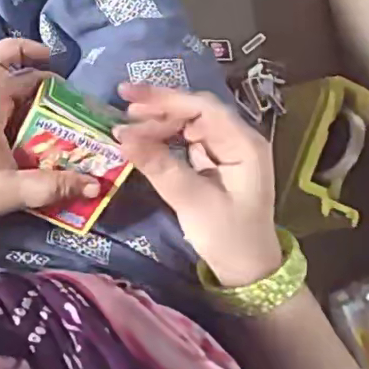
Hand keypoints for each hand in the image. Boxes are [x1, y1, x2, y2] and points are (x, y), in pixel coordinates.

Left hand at [0, 39, 101, 230]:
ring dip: (41, 110)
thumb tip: (94, 185)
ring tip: (70, 128)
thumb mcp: (9, 192)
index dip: (20, 48)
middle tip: (76, 106)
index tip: (48, 55)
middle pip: (15, 82)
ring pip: (14, 103)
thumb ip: (52, 187)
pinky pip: (8, 120)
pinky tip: (47, 147)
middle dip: (48, 89)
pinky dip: (30, 126)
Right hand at [115, 84, 283, 286]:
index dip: (166, 99)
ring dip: (158, 122)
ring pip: (188, 123)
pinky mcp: (213, 162)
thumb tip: (122, 137)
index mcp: (243, 144)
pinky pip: (186, 140)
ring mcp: (225, 150)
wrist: (247, 271)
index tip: (129, 97)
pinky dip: (163, 138)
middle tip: (121, 107)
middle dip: (158, 108)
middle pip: (195, 111)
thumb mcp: (192, 202)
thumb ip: (160, 166)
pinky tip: (143, 140)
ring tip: (126, 127)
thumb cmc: (228, 236)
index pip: (203, 107)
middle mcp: (237, 139)